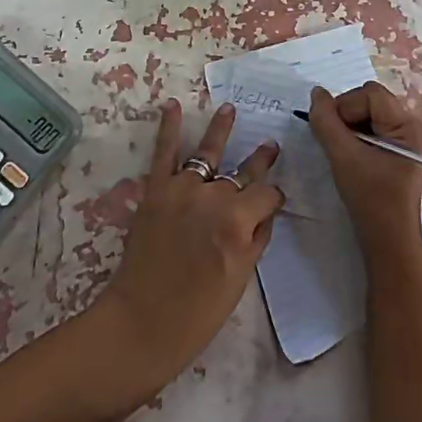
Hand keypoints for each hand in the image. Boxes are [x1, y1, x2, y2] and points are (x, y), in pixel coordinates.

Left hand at [94, 100, 283, 384]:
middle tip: (270, 144)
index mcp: (238, 220)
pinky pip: (163, 152)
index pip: (266, 196)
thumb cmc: (200, 309)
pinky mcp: (155, 189)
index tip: (276, 201)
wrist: (146, 316)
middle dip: (259, 160)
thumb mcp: (241, 277)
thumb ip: (255, 239)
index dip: (274, 199)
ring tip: (230, 109)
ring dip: (220, 129)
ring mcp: (181, 188)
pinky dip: (168, 127)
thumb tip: (264, 213)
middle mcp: (212, 195)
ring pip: (206, 152)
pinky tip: (173, 105)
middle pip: (240, 173)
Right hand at [305, 83, 421, 250]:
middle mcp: (415, 125)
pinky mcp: (400, 146)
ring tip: (345, 150)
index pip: (369, 94)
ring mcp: (409, 136)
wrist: (387, 237)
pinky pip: (371, 124)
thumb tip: (317, 93)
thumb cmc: (370, 197)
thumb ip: (326, 120)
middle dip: (346, 116)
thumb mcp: (342, 156)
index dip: (345, 107)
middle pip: (369, 99)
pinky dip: (355, 134)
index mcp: (410, 126)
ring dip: (348, 126)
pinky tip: (352, 154)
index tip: (335, 134)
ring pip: (367, 111)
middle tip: (339, 143)